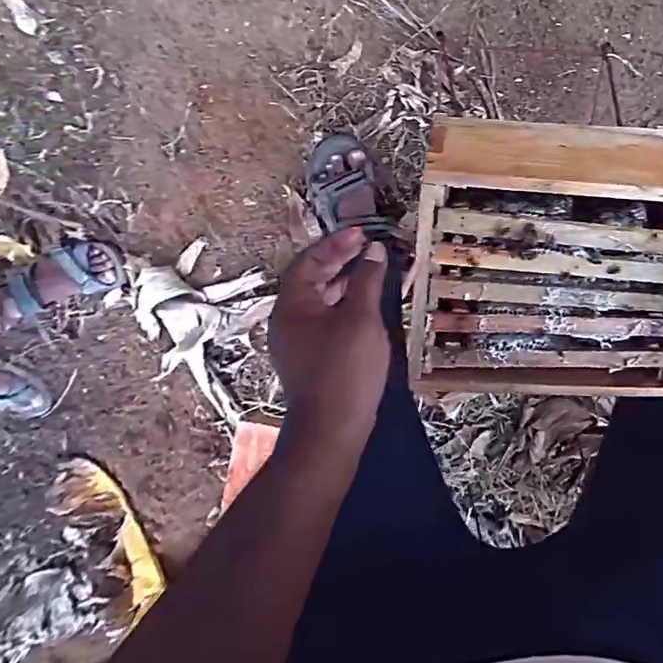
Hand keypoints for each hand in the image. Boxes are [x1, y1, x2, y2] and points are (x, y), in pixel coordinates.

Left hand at [270, 228, 390, 454]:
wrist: (333, 429)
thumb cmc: (345, 370)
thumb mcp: (361, 319)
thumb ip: (367, 280)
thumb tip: (375, 251)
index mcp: (292, 306)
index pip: (310, 262)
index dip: (337, 244)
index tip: (363, 233)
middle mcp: (288, 321)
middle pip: (312, 279)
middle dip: (340, 261)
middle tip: (368, 246)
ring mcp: (297, 342)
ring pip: (320, 301)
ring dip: (345, 283)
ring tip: (372, 270)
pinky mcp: (310, 358)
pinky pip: (326, 319)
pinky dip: (345, 306)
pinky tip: (367, 305)